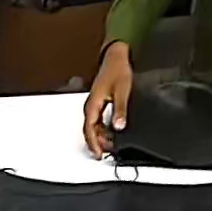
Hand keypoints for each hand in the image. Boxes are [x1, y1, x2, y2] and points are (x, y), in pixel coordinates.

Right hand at [82, 42, 133, 159]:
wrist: (115, 56)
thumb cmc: (117, 70)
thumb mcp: (121, 91)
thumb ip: (119, 110)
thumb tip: (118, 126)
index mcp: (93, 105)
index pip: (90, 130)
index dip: (94, 144)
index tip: (99, 154)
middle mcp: (90, 107)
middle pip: (90, 131)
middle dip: (97, 143)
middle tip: (106, 153)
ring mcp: (94, 106)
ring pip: (93, 127)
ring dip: (100, 137)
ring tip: (109, 146)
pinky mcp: (99, 104)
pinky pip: (97, 122)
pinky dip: (103, 130)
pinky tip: (111, 133)